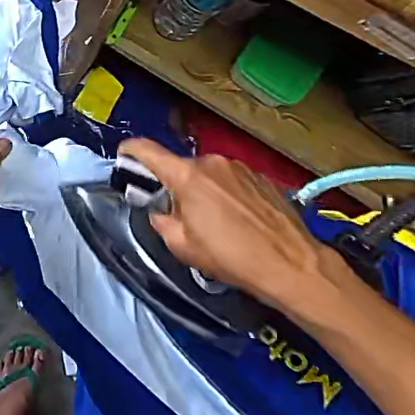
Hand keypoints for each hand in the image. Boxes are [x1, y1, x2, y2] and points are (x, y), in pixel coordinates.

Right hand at [118, 139, 341, 312]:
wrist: (290, 262)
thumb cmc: (233, 258)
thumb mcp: (184, 248)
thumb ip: (162, 222)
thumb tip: (162, 212)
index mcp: (188, 177)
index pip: (149, 151)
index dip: (131, 151)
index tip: (124, 155)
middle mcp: (214, 162)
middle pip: (183, 168)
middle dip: (177, 188)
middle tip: (182, 218)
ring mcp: (240, 166)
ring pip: (210, 175)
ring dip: (205, 193)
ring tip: (217, 225)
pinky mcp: (261, 176)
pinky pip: (233, 181)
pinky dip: (228, 196)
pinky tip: (239, 221)